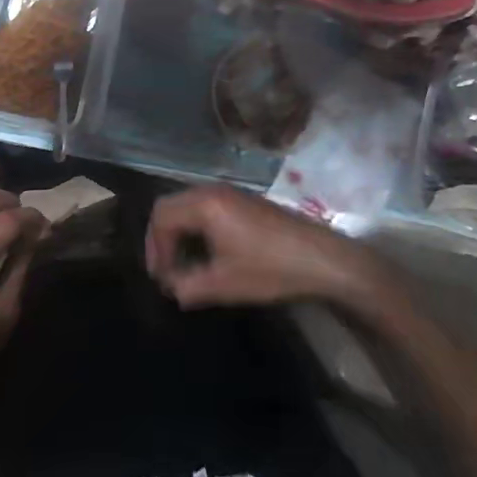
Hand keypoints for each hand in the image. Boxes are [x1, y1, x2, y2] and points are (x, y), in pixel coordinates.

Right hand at [145, 185, 388, 310]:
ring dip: (182, 234)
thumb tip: (172, 286)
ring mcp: (235, 193)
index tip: (163, 280)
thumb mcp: (221, 284)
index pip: (161, 217)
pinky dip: (200, 228)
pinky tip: (210, 255)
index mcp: (206, 204)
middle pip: (172, 206)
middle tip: (167, 271)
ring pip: (192, 206)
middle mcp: (216, 190)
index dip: (154, 250)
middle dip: (164, 239)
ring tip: (186, 266)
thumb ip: (186, 286)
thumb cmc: (270, 269)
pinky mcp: (249, 202)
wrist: (321, 259)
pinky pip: (210, 208)